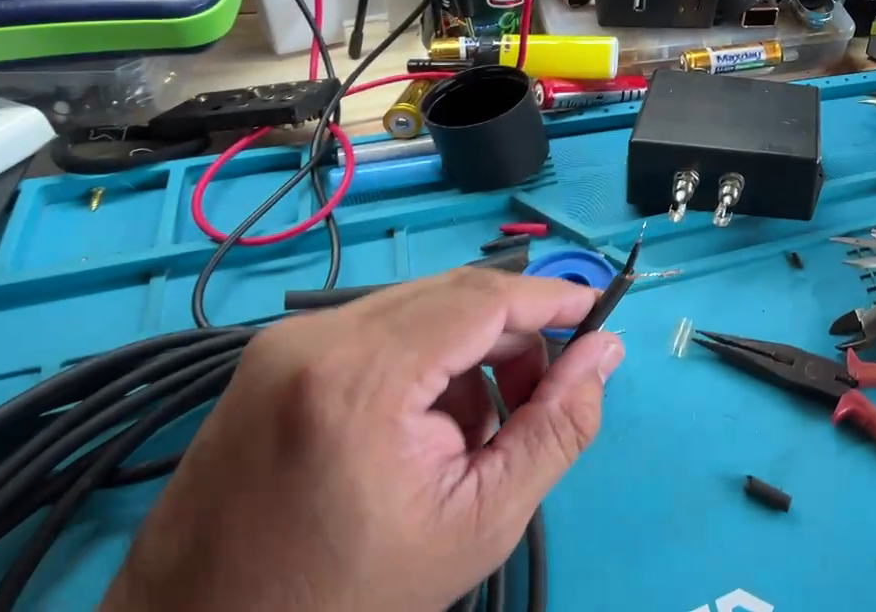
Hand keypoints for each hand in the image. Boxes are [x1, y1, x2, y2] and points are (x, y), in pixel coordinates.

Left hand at [104, 269, 624, 611]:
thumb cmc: (350, 596)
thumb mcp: (482, 520)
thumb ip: (559, 427)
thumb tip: (606, 351)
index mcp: (362, 376)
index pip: (484, 297)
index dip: (551, 296)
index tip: (599, 310)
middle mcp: (316, 337)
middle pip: (455, 295)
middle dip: (513, 334)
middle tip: (540, 394)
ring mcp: (283, 344)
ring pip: (420, 307)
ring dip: (469, 349)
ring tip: (471, 433)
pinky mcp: (269, 359)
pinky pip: (377, 327)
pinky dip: (421, 359)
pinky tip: (419, 427)